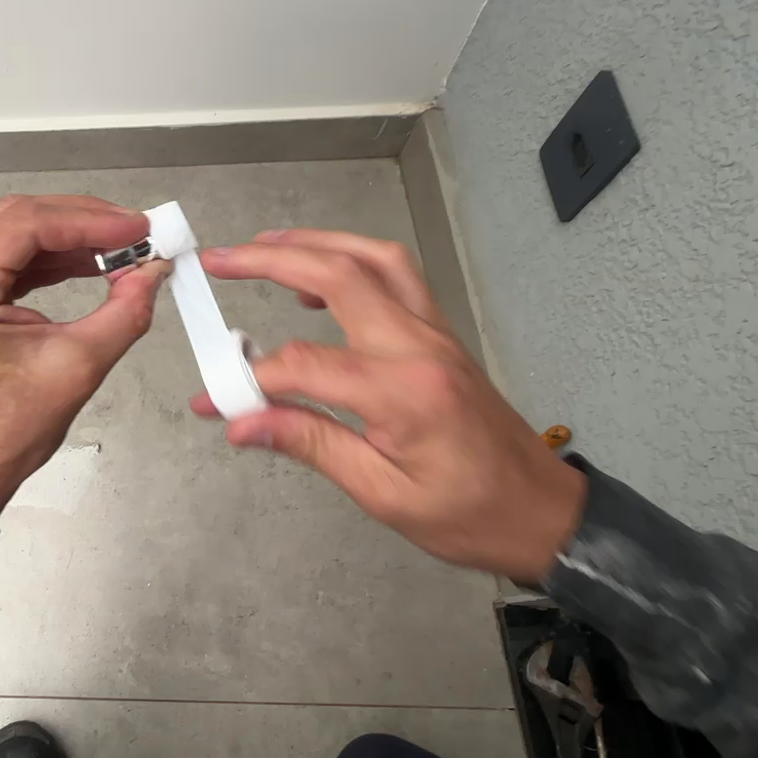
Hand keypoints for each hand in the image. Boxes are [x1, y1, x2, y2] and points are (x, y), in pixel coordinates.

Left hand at [0, 195, 169, 523]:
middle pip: (17, 220)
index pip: (26, 225)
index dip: (89, 221)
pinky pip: (5, 260)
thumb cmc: (3, 433)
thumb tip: (155, 271)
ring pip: (13, 235)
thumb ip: (124, 312)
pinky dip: (49, 260)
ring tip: (121, 248)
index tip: (139, 228)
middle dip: (82, 223)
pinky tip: (90, 263)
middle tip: (135, 233)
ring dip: (69, 239)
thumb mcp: (75, 368)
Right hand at [194, 229, 585, 582]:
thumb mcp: (384, 495)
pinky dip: (349, 259)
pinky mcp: (438, 331)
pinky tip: (317, 278)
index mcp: (404, 391)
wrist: (546, 513)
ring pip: (372, 257)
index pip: (306, 366)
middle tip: (221, 259)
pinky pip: (394, 273)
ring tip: (263, 246)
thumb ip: (311, 444)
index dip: (250, 380)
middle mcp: (418, 344)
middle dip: (272, 258)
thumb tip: (241, 424)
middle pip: (339, 274)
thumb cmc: (468, 514)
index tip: (211, 400)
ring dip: (314, 242)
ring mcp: (433, 330)